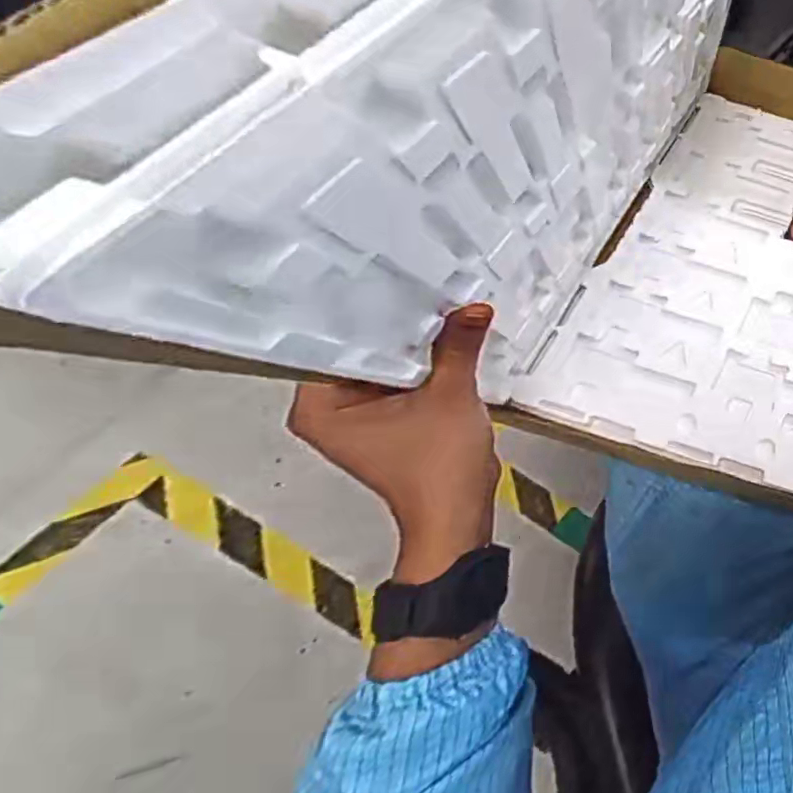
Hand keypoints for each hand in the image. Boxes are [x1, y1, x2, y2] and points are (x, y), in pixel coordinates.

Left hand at [288, 304, 500, 585]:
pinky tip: (448, 341)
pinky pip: (405, 380)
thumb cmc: (438, 467)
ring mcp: (362, 416)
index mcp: (318, 406)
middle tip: (421, 285)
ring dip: (417, 347)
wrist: (460, 514)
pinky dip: (426, 366)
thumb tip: (473, 309)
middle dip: (399, 328)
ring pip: (389, 365)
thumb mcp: (451, 395)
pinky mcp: (391, 420)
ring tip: (439, 307)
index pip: (337, 342)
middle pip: (364, 352)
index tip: (392, 279)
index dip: (370, 312)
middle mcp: (331, 409)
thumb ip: (459, 347)